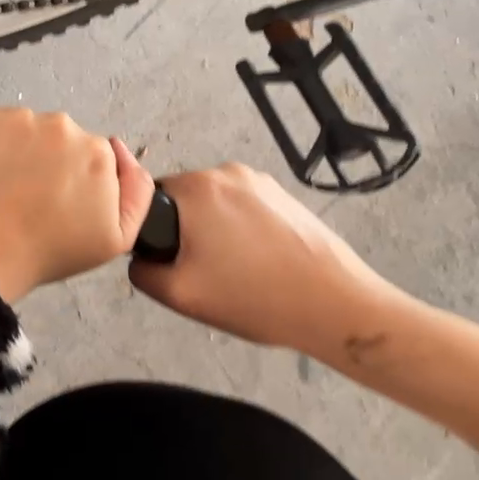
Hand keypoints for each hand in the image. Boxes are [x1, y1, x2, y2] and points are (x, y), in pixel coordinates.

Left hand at [0, 106, 153, 301]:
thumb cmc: (51, 249)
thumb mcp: (118, 237)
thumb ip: (138, 190)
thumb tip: (120, 146)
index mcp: (97, 150)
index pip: (92, 155)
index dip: (78, 179)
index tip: (62, 201)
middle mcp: (60, 123)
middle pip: (60, 138)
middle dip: (50, 160)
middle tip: (33, 195)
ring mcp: (16, 117)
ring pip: (25, 129)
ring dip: (20, 149)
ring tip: (6, 185)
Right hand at [126, 163, 407, 358]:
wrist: (339, 307)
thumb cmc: (257, 298)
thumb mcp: (181, 295)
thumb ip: (141, 271)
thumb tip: (139, 257)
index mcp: (194, 187)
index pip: (149, 200)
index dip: (157, 232)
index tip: (178, 261)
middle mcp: (223, 172)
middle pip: (183, 199)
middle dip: (188, 231)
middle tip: (208, 271)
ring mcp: (258, 180)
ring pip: (214, 203)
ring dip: (215, 228)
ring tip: (239, 269)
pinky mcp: (283, 194)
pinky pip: (244, 205)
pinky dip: (243, 228)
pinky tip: (262, 261)